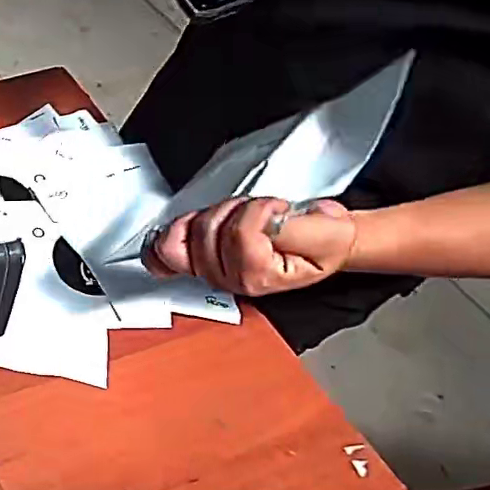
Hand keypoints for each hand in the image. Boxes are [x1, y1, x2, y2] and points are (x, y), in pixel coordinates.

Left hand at [145, 197, 356, 295]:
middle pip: (208, 230)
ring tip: (240, 216)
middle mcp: (226, 280)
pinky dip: (170, 235)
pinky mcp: (195, 260)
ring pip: (188, 230)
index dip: (260, 210)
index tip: (279, 210)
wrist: (322, 246)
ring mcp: (207, 271)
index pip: (239, 234)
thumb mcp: (326, 232)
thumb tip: (264, 222)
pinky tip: (181, 228)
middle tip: (261, 212)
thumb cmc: (322, 241)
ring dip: (214, 212)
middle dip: (236, 209)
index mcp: (256, 277)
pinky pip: (162, 254)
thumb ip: (293, 229)